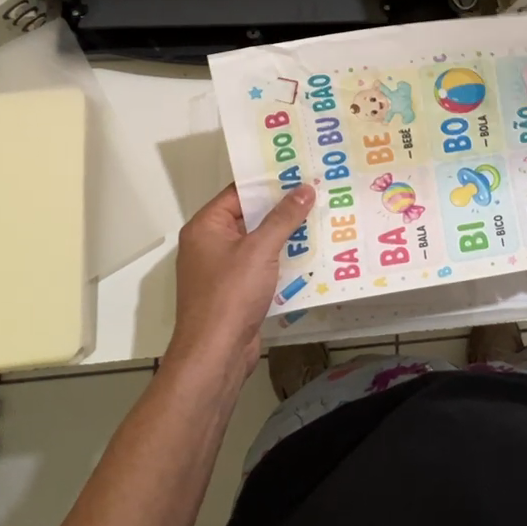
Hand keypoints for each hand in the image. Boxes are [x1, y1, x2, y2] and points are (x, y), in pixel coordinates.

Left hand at [170, 183, 314, 374]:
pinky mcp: (235, 290)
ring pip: (258, 242)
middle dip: (282, 208)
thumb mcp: (260, 249)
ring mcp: (221, 269)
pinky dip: (281, 259)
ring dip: (285, 235)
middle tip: (316, 192)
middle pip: (249, 216)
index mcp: (206, 227)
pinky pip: (261, 265)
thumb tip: (304, 189)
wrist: (215, 354)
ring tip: (321, 219)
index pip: (238, 192)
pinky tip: (310, 254)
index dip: (268, 182)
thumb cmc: (230, 295)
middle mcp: (209, 244)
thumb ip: (283, 217)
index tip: (299, 171)